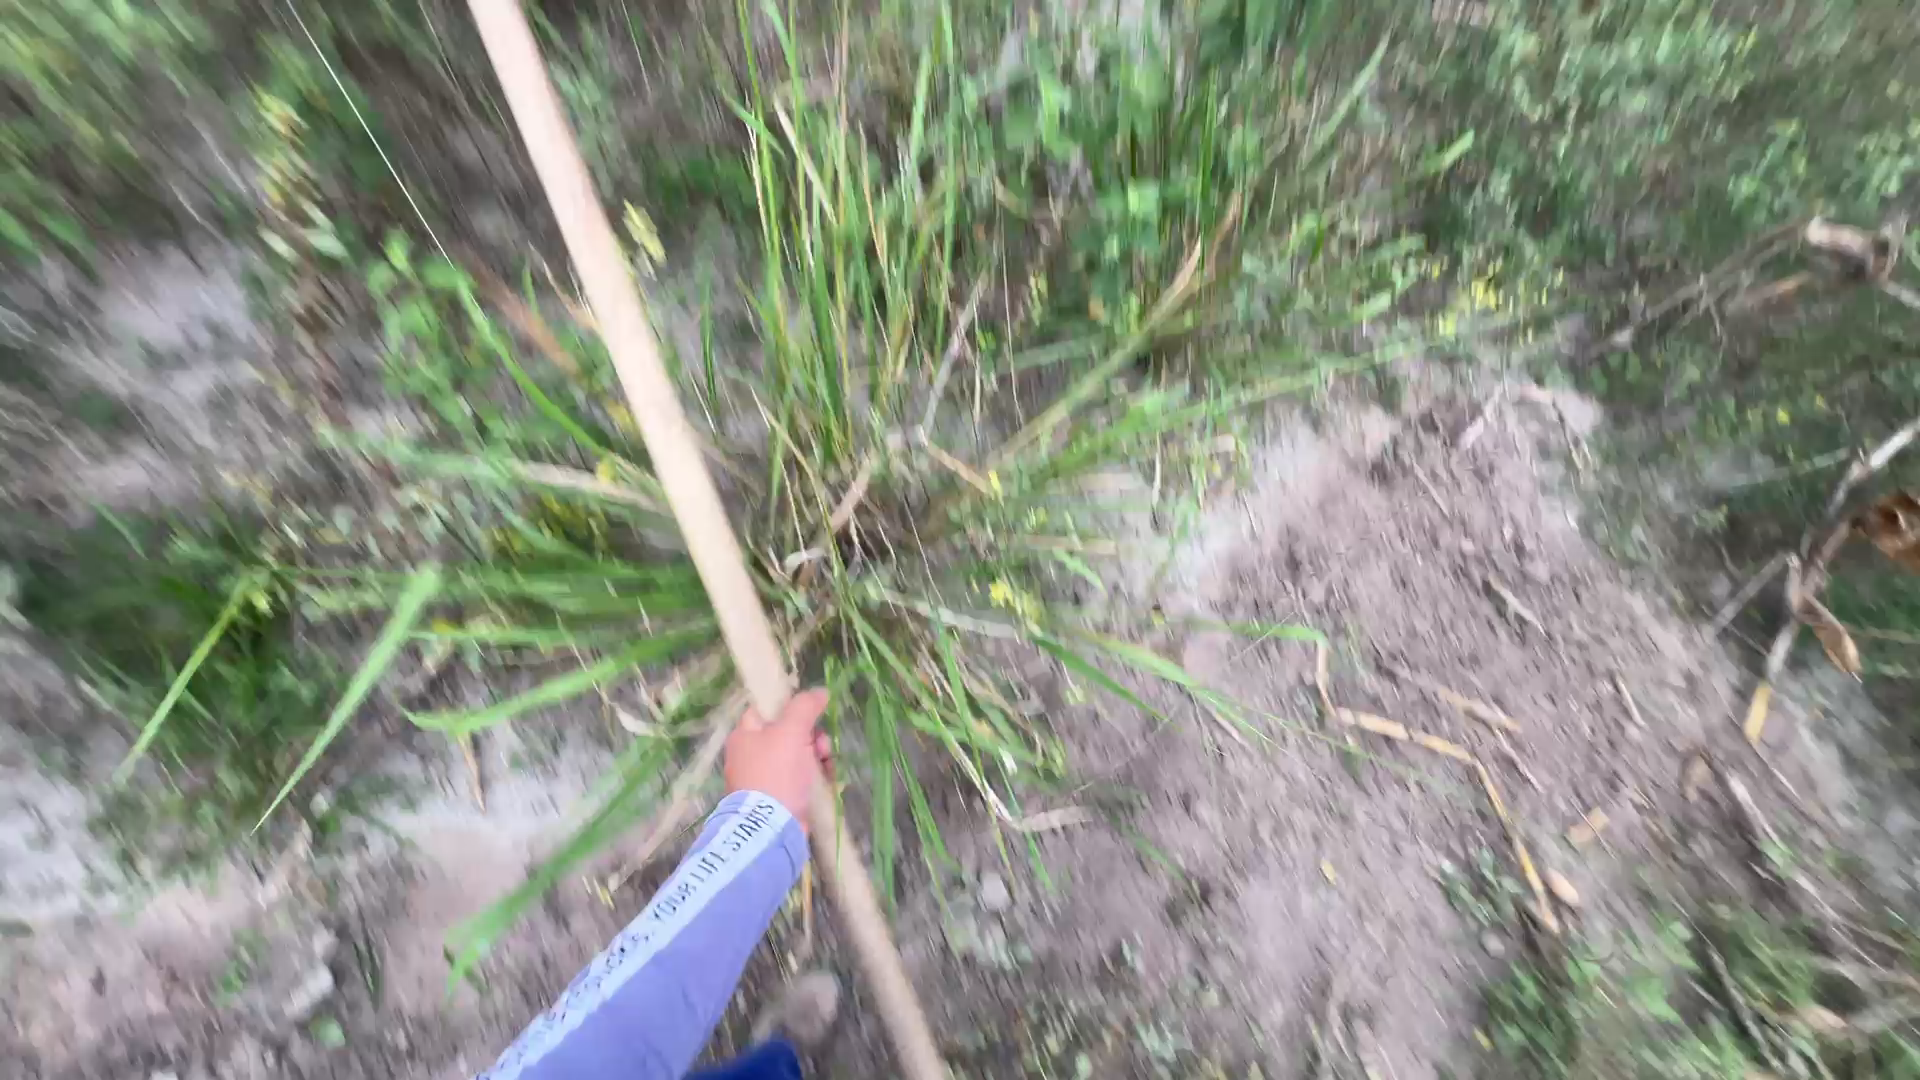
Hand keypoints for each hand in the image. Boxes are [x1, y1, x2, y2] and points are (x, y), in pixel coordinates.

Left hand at [724, 687, 831, 829]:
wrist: (770, 829)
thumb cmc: (776, 773)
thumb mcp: (791, 731)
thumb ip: (805, 707)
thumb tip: (821, 692)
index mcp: (745, 735)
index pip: (766, 709)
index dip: (790, 706)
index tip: (811, 712)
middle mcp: (751, 755)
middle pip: (788, 731)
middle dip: (812, 735)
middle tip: (821, 745)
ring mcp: (765, 778)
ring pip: (799, 754)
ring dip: (818, 755)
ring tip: (827, 764)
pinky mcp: (779, 798)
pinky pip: (801, 777)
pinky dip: (816, 775)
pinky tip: (828, 779)